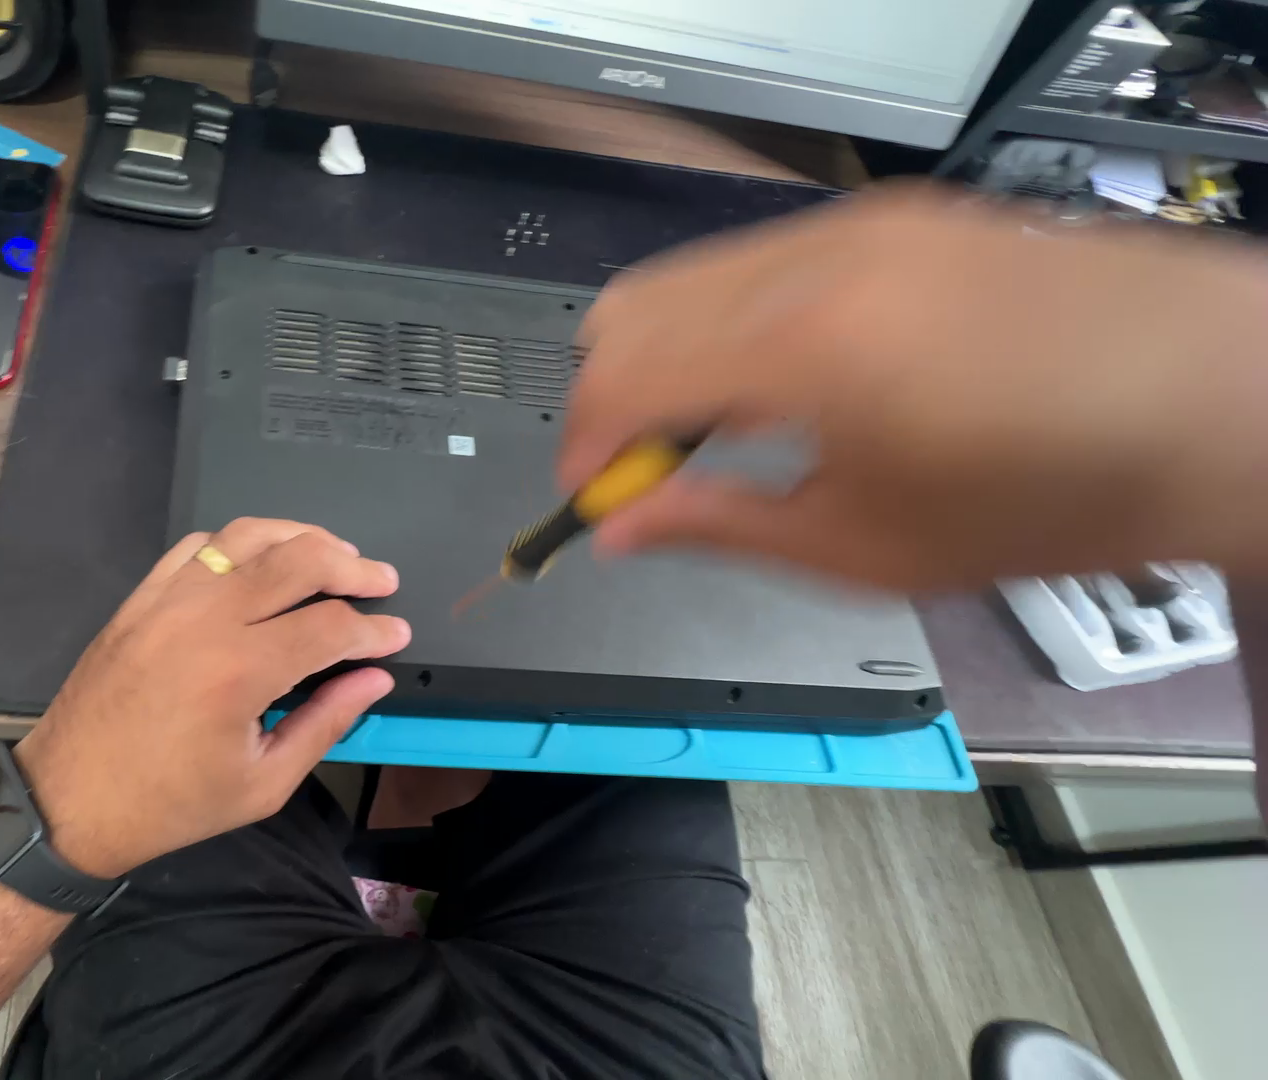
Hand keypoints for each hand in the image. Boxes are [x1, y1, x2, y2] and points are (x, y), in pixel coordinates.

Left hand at [12, 518, 409, 878]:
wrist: (71, 796)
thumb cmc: (172, 803)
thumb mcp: (263, 783)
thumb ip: (326, 722)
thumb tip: (375, 679)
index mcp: (240, 671)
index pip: (330, 627)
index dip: (374, 629)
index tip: (397, 636)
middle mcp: (206, 617)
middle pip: (298, 559)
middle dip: (352, 566)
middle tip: (381, 579)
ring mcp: (169, 597)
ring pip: (249, 535)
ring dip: (301, 536)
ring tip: (333, 551)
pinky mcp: (143, 595)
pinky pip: (199, 544)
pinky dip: (240, 541)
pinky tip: (260, 557)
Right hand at [561, 184, 1267, 589]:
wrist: (1241, 401)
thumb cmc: (1055, 494)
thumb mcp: (860, 546)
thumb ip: (712, 527)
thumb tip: (616, 531)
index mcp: (811, 351)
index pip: (621, 379)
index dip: (581, 445)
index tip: (587, 493)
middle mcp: (817, 263)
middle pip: (623, 316)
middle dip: (603, 401)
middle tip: (638, 466)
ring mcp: (849, 226)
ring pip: (669, 283)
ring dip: (650, 361)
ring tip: (696, 428)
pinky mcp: (878, 218)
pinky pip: (733, 268)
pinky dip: (706, 328)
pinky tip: (754, 381)